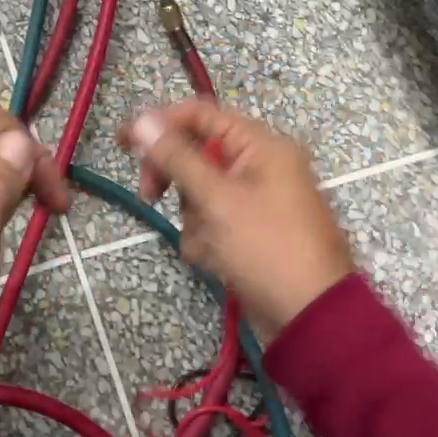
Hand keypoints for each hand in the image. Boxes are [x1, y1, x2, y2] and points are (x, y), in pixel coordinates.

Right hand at [120, 101, 353, 336]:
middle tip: (149, 196)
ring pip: (199, 189)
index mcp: (261, 146)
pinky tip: (215, 260)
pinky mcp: (251, 230)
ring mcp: (256, 200)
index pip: (199, 115)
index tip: (124, 143)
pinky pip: (213, 218)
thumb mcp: (216, 199)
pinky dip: (205, 236)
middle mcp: (260, 165)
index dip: (159, 123)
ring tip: (206, 244)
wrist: (313, 321)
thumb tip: (141, 119)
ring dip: (192, 216)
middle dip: (173, 178)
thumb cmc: (267, 249)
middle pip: (195, 152)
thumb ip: (176, 156)